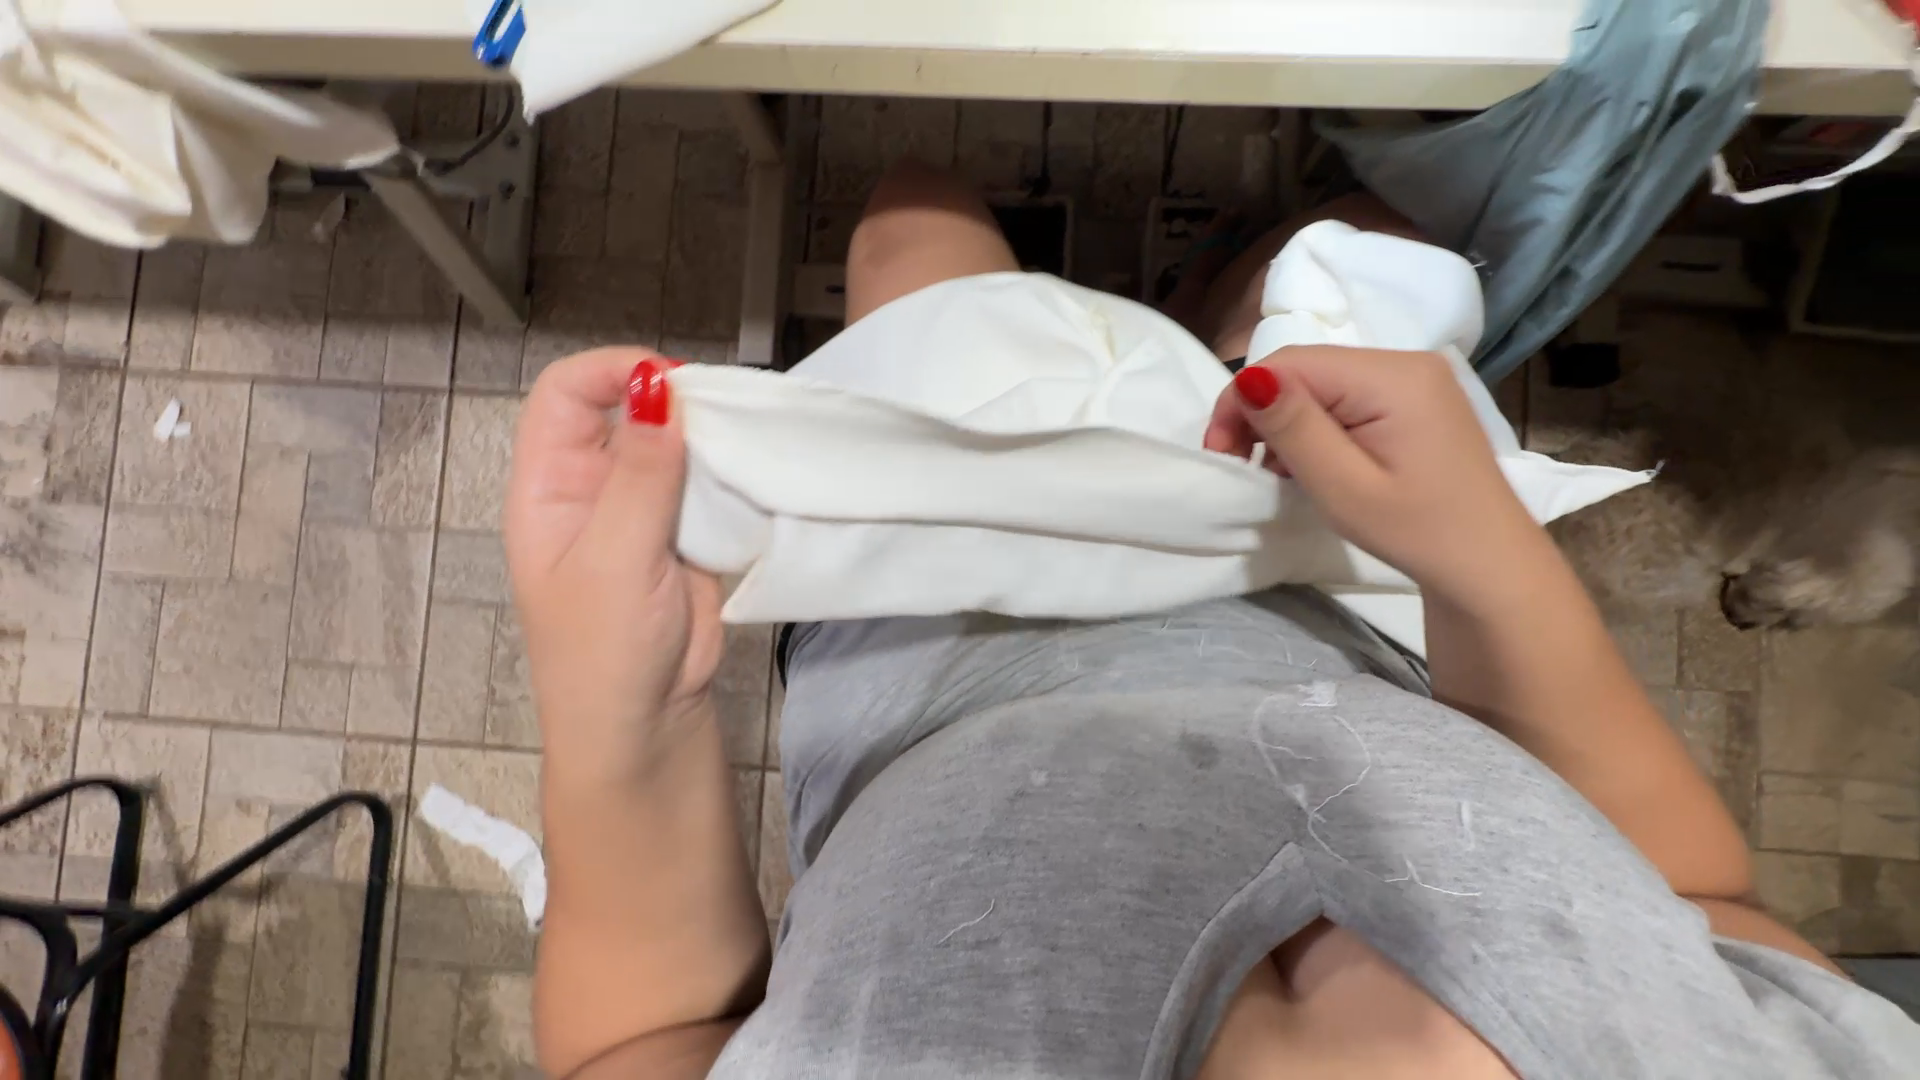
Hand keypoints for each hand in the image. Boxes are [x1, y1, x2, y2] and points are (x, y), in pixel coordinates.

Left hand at [505, 348, 723, 778]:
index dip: (612, 373)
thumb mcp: (614, 558)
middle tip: (727, 414)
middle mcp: (596, 489)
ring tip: (750, 444)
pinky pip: (711, 488)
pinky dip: (735, 477)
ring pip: (678, 448)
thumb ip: (641, 473)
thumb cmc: (606, 649)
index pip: (567, 395)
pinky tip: (758, 477)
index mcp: (552, 486)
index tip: (672, 381)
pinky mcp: (691, 538)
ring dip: (711, 440)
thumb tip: (658, 386)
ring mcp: (647, 513)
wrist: (649, 723)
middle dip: (674, 404)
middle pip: (629, 413)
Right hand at [1203, 345, 1547, 601]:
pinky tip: (1310, 463)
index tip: (1222, 455)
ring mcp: (1412, 379)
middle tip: (1240, 465)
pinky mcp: (1412, 400)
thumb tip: (1248, 378)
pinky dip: (1312, 426)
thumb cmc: (1414, 530)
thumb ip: (1295, 428)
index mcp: (1391, 377)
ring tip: (1278, 472)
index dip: (1241, 400)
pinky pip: (1342, 397)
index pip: (1288, 364)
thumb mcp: (1343, 487)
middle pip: (1302, 368)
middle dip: (1258, 411)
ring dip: (1283, 422)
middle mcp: (1403, 362)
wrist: (1487, 564)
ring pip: (1317, 383)